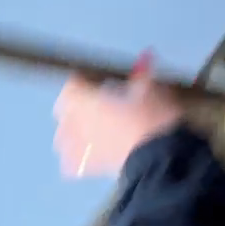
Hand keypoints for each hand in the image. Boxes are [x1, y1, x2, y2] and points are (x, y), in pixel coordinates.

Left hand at [53, 55, 184, 178]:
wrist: (158, 155)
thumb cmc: (155, 116)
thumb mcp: (154, 89)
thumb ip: (143, 75)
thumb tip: (144, 58)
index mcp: (86, 100)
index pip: (73, 84)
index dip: (85, 79)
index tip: (99, 78)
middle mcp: (73, 123)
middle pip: (65, 110)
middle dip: (79, 105)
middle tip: (102, 102)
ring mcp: (75, 147)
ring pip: (65, 135)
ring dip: (77, 129)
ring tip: (97, 128)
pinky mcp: (84, 167)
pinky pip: (73, 159)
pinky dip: (80, 154)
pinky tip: (94, 152)